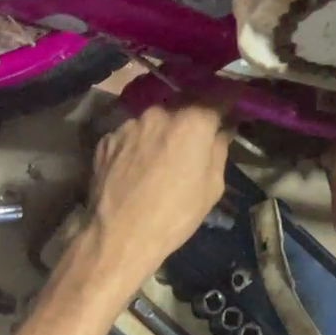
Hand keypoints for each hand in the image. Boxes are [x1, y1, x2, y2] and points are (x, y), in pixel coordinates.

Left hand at [81, 100, 232, 287]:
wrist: (118, 236)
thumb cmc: (173, 216)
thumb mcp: (211, 188)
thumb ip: (219, 151)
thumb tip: (220, 131)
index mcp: (192, 121)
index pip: (218, 97)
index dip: (226, 103)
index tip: (230, 109)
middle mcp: (158, 114)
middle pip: (180, 108)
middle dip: (189, 120)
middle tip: (190, 142)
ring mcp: (128, 126)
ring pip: (151, 122)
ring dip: (158, 134)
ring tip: (157, 161)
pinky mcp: (105, 141)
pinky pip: (128, 136)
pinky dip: (135, 146)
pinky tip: (133, 169)